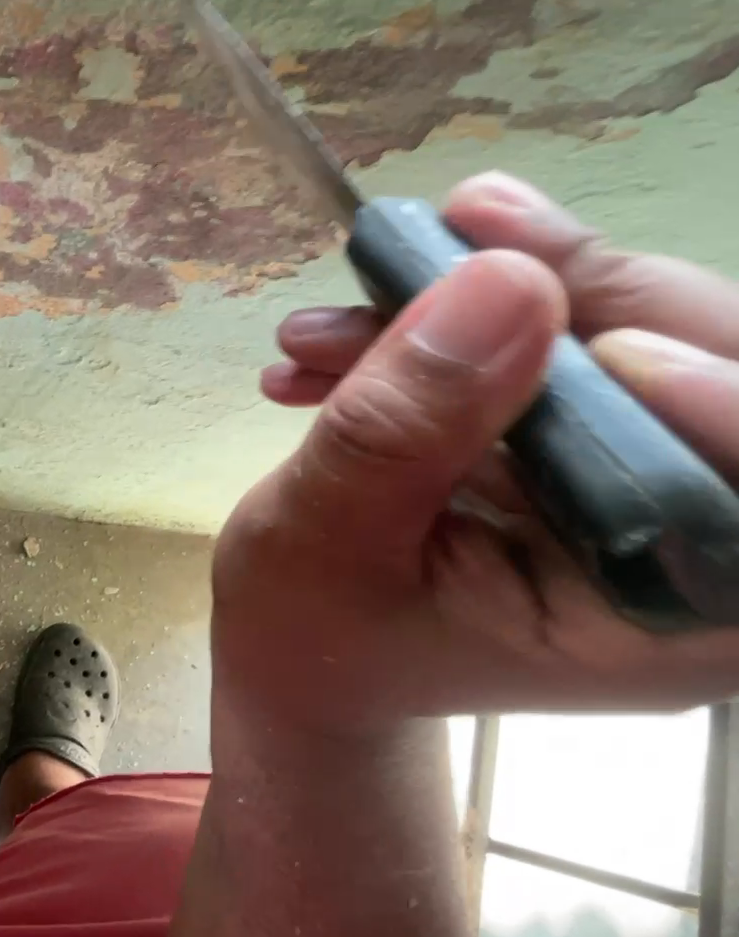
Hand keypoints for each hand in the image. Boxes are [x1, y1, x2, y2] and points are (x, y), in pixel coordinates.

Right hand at [213, 171, 738, 726]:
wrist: (291, 651)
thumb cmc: (299, 636)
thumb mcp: (321, 542)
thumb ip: (397, 433)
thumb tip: (497, 282)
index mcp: (673, 618)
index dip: (708, 393)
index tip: (571, 330)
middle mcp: (693, 543)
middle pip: (705, 374)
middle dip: (562, 300)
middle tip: (447, 235)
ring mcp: (636, 488)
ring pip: (613, 346)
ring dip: (466, 312)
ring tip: (320, 330)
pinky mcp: (575, 452)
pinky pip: (540, 360)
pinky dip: (433, 338)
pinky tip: (331, 352)